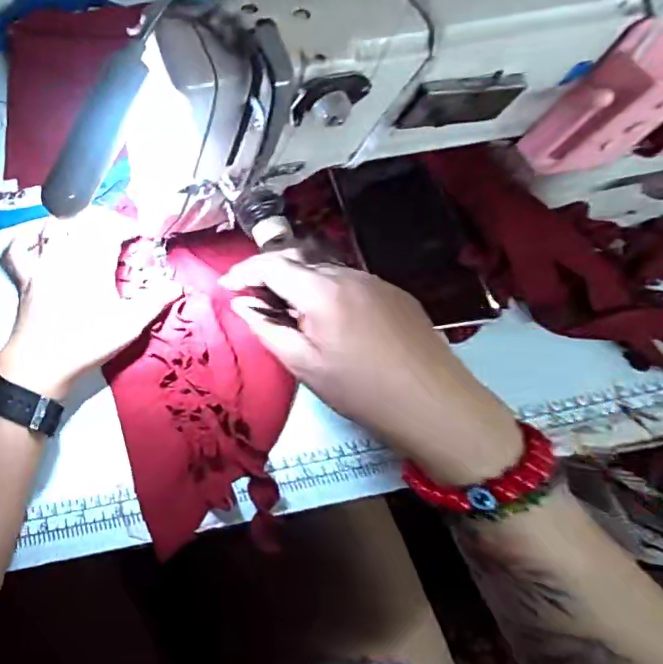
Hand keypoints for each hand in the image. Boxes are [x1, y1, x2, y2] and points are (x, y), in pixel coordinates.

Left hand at [0, 209, 180, 398]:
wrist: (41, 363)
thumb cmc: (88, 343)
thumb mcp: (130, 325)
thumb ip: (154, 301)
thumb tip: (176, 286)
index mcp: (93, 261)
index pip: (112, 228)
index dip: (129, 226)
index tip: (141, 236)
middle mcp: (66, 253)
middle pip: (83, 219)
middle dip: (104, 219)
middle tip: (118, 231)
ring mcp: (41, 263)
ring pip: (53, 226)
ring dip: (72, 222)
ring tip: (86, 232)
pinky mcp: (24, 277)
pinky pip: (19, 249)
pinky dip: (28, 240)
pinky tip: (38, 243)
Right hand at [221, 252, 522, 486]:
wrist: (435, 403)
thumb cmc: (361, 390)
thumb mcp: (304, 365)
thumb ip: (267, 329)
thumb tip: (242, 304)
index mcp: (322, 290)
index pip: (272, 263)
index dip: (243, 271)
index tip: (227, 288)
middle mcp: (349, 274)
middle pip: (299, 260)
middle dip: (270, 274)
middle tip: (254, 300)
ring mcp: (376, 281)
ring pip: (326, 271)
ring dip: (300, 284)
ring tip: (292, 315)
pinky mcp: (396, 293)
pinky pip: (350, 283)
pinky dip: (328, 292)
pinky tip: (332, 323)